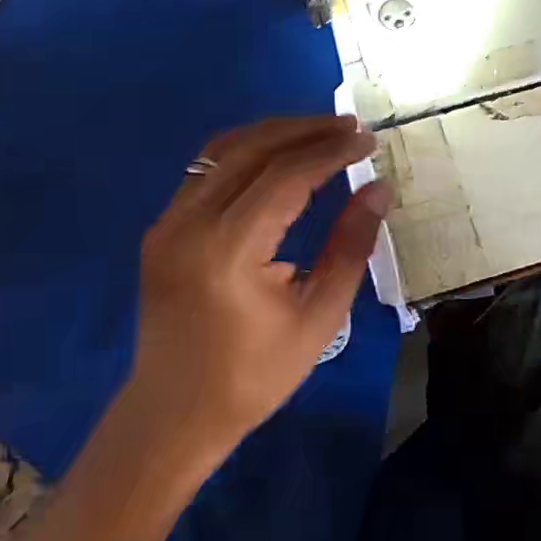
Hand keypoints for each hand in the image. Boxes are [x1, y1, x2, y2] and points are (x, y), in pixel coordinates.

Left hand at [128, 116, 390, 445]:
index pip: (285, 177)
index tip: (368, 141)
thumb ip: (350, 246)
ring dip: (274, 134)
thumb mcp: (319, 316)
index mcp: (228, 251)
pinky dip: (247, 152)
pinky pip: (206, 169)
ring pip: (222, 150)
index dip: (331, 152)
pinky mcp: (162, 228)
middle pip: (251, 149)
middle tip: (350, 127)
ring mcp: (167, 223)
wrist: (175, 413)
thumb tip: (378, 189)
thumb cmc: (255, 375)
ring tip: (321, 132)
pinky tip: (279, 157)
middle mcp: (189, 224)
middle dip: (305, 130)